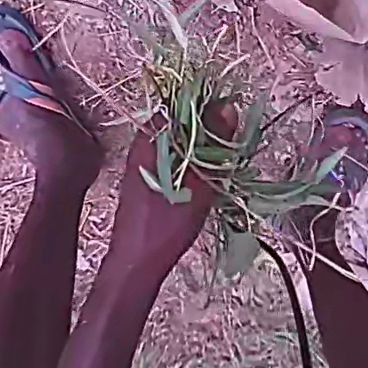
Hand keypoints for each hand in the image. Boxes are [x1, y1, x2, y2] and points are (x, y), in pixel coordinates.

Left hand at [106, 113, 232, 275]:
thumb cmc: (165, 224)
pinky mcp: (147, 177)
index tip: (231, 121)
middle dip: (208, 132)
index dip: (209, 110)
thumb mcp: (198, 182)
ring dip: (201, 150)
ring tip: (221, 167)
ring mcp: (142, 160)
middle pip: (182, 123)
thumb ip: (213, 143)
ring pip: (180, 143)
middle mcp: (143, 143)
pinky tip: (205, 181)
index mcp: (150, 137)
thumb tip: (227, 106)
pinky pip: (174, 158)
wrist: (136, 262)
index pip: (182, 105)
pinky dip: (191, 164)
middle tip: (229, 149)